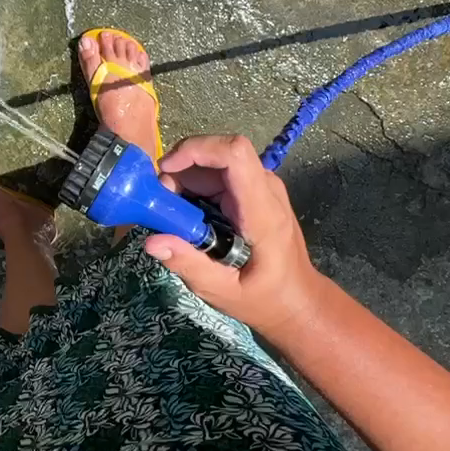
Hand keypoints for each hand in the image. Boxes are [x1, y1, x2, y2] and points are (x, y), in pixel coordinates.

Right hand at [142, 135, 329, 338]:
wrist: (297, 300)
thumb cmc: (265, 298)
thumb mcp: (223, 291)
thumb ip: (189, 265)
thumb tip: (151, 242)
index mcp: (261, 210)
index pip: (235, 153)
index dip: (197, 150)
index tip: (165, 171)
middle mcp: (263, 188)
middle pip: (216, 154)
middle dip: (180, 170)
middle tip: (161, 205)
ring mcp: (259, 187)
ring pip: (211, 163)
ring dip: (183, 181)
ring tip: (172, 217)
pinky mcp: (250, 191)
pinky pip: (215, 175)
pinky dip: (191, 188)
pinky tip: (186, 217)